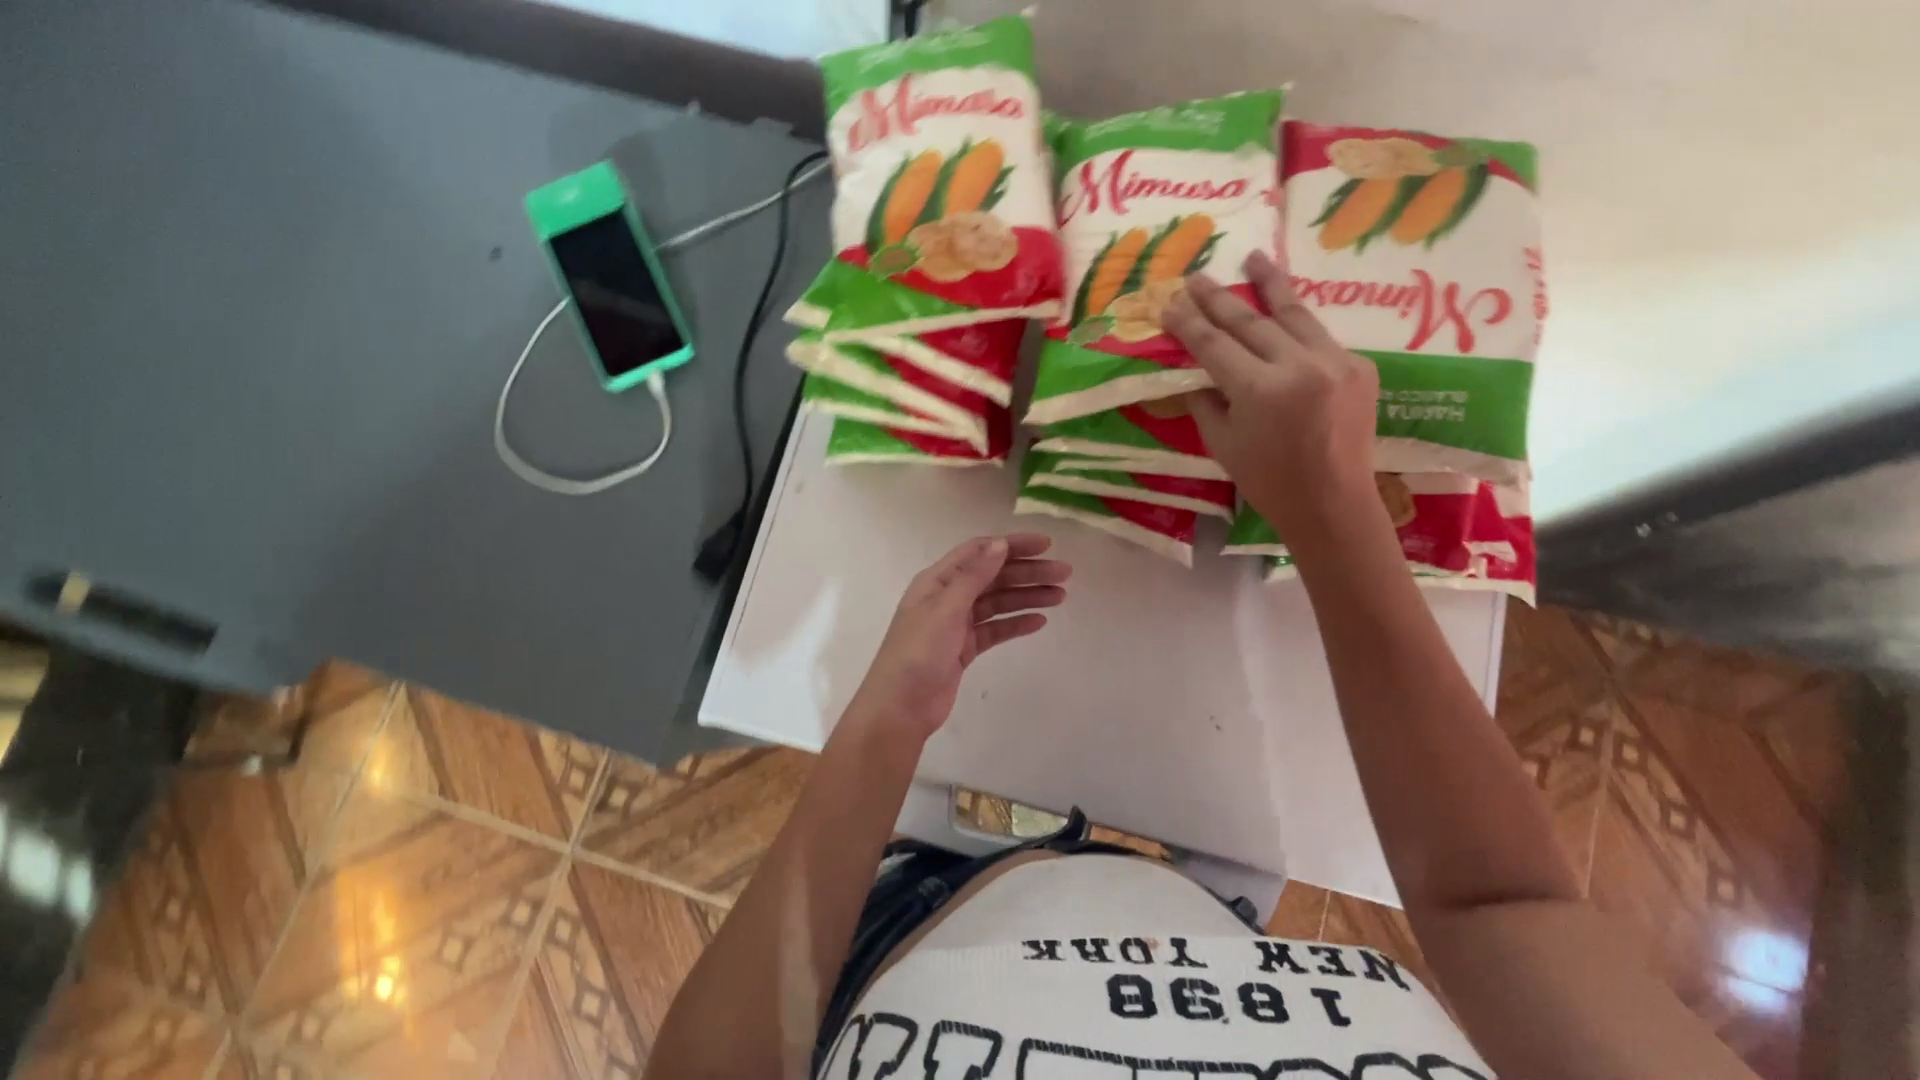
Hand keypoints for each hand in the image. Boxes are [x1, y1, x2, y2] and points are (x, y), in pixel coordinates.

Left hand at [849, 534, 1069, 741]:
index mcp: (936, 581)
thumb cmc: (918, 653)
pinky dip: (1015, 623)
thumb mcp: (945, 609)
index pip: (979, 552)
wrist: (900, 707)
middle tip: (1064, 574)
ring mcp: (955, 624)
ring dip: (1026, 596)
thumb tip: (1000, 544)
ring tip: (1059, 596)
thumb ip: (974, 576)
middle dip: (1027, 572)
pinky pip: (995, 629)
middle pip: (993, 576)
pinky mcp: (964, 649)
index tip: (1047, 545)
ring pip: (997, 603)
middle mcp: (946, 598)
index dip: (1012, 545)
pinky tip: (1039, 621)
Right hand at [1163, 250, 1382, 539]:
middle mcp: (1298, 366)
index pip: (1214, 344)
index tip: (1169, 302)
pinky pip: (1319, 338)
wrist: (1333, 502)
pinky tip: (1284, 313)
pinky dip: (1297, 327)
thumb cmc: (1268, 481)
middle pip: (1250, 321)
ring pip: (1294, 314)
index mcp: (1260, 390)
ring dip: (1270, 285)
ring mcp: (1334, 362)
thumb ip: (1206, 399)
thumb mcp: (1222, 443)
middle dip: (1218, 298)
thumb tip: (1193, 368)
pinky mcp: (1359, 366)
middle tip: (1196, 277)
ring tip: (1254, 258)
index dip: (1188, 322)